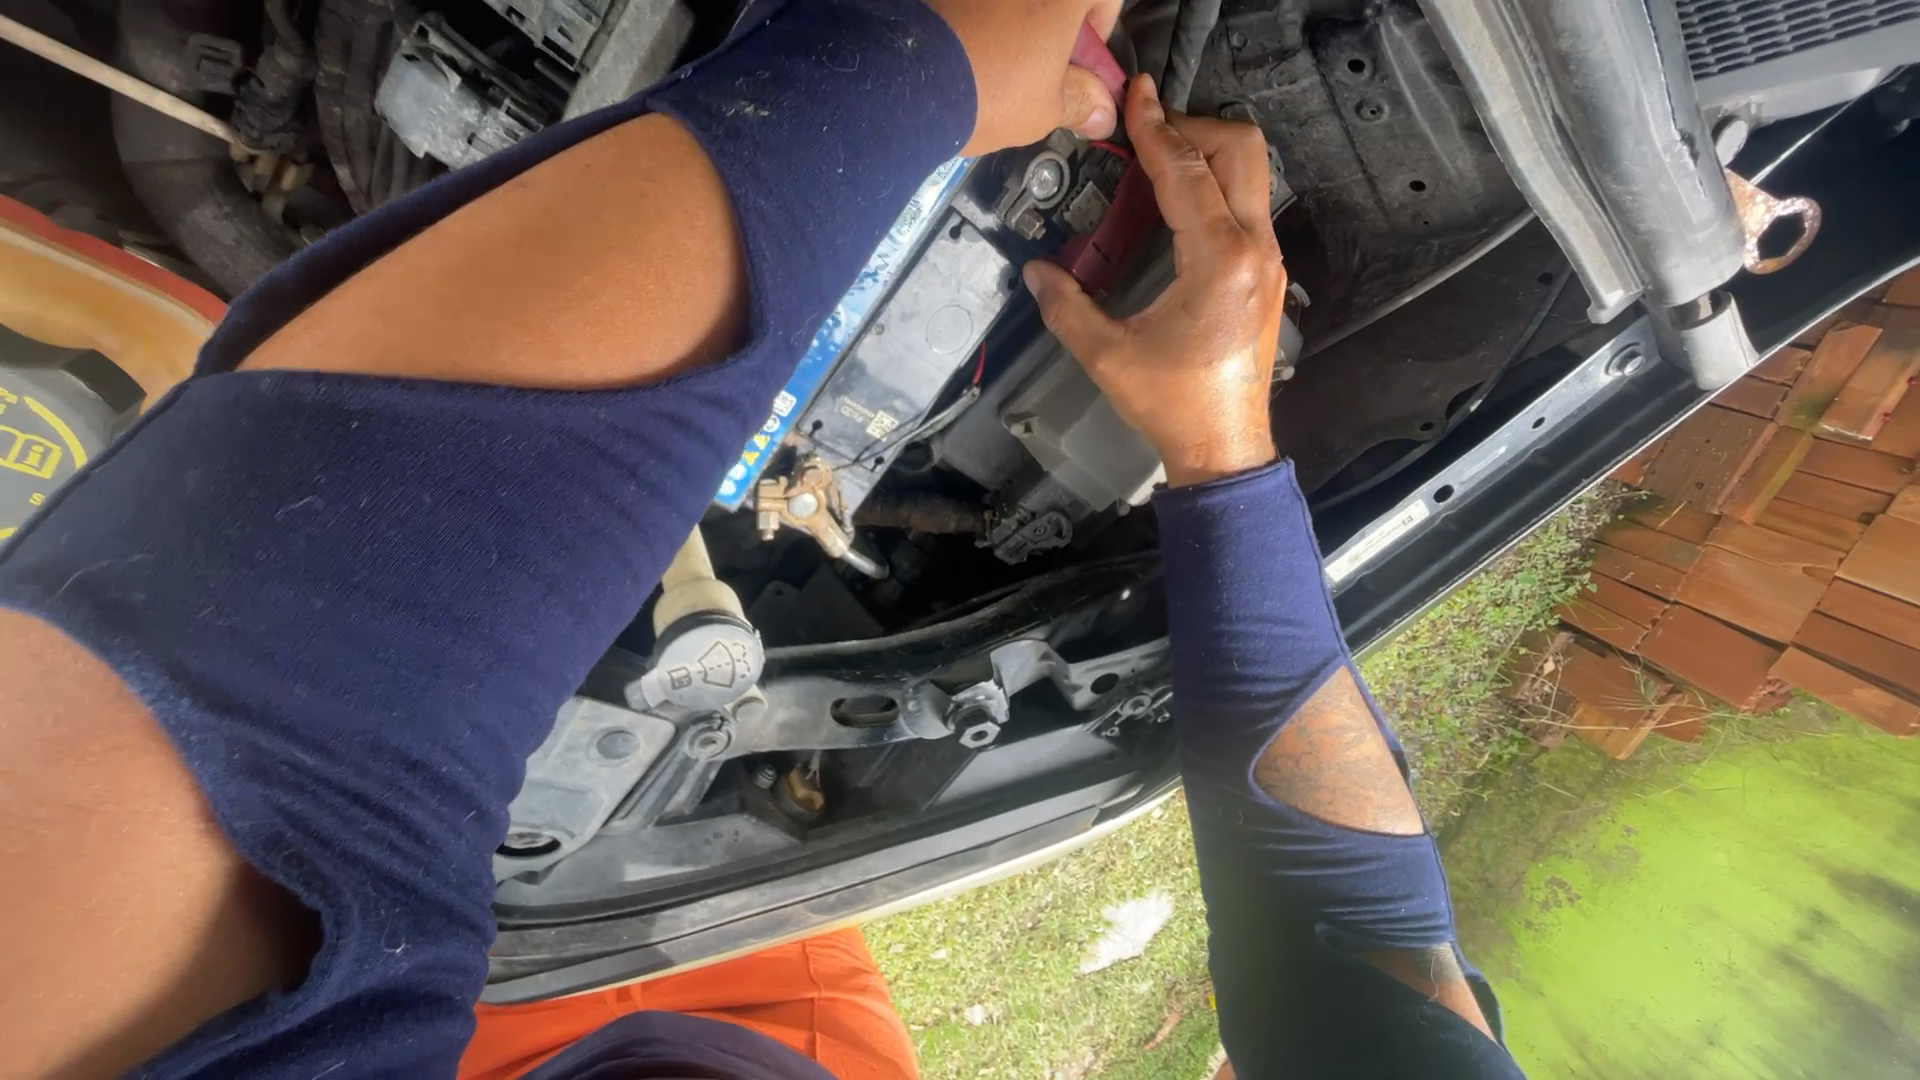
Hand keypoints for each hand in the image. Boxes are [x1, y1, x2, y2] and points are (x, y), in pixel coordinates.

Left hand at [923, 0, 1121, 154]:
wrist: (908, 80)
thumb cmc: (988, 88)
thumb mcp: (1045, 107)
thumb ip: (1080, 101)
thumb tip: (1101, 111)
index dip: (1098, 34)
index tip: (1081, 65)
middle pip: (1055, 0)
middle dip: (1053, 25)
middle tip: (1040, 66)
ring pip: (1013, 4)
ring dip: (1013, 20)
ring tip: (994, 60)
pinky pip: (972, 5)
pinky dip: (976, 19)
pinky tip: (965, 48)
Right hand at [1022, 76, 1284, 486]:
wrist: (1223, 444)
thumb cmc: (1171, 404)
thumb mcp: (1106, 356)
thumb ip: (1066, 307)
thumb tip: (1036, 272)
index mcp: (1218, 261)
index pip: (1185, 172)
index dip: (1154, 129)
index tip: (1136, 96)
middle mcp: (1255, 249)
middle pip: (1240, 150)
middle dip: (1192, 128)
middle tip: (1146, 134)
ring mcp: (1269, 261)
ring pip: (1251, 175)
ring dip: (1206, 156)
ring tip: (1157, 165)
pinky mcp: (1267, 275)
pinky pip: (1249, 207)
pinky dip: (1216, 189)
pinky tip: (1178, 209)